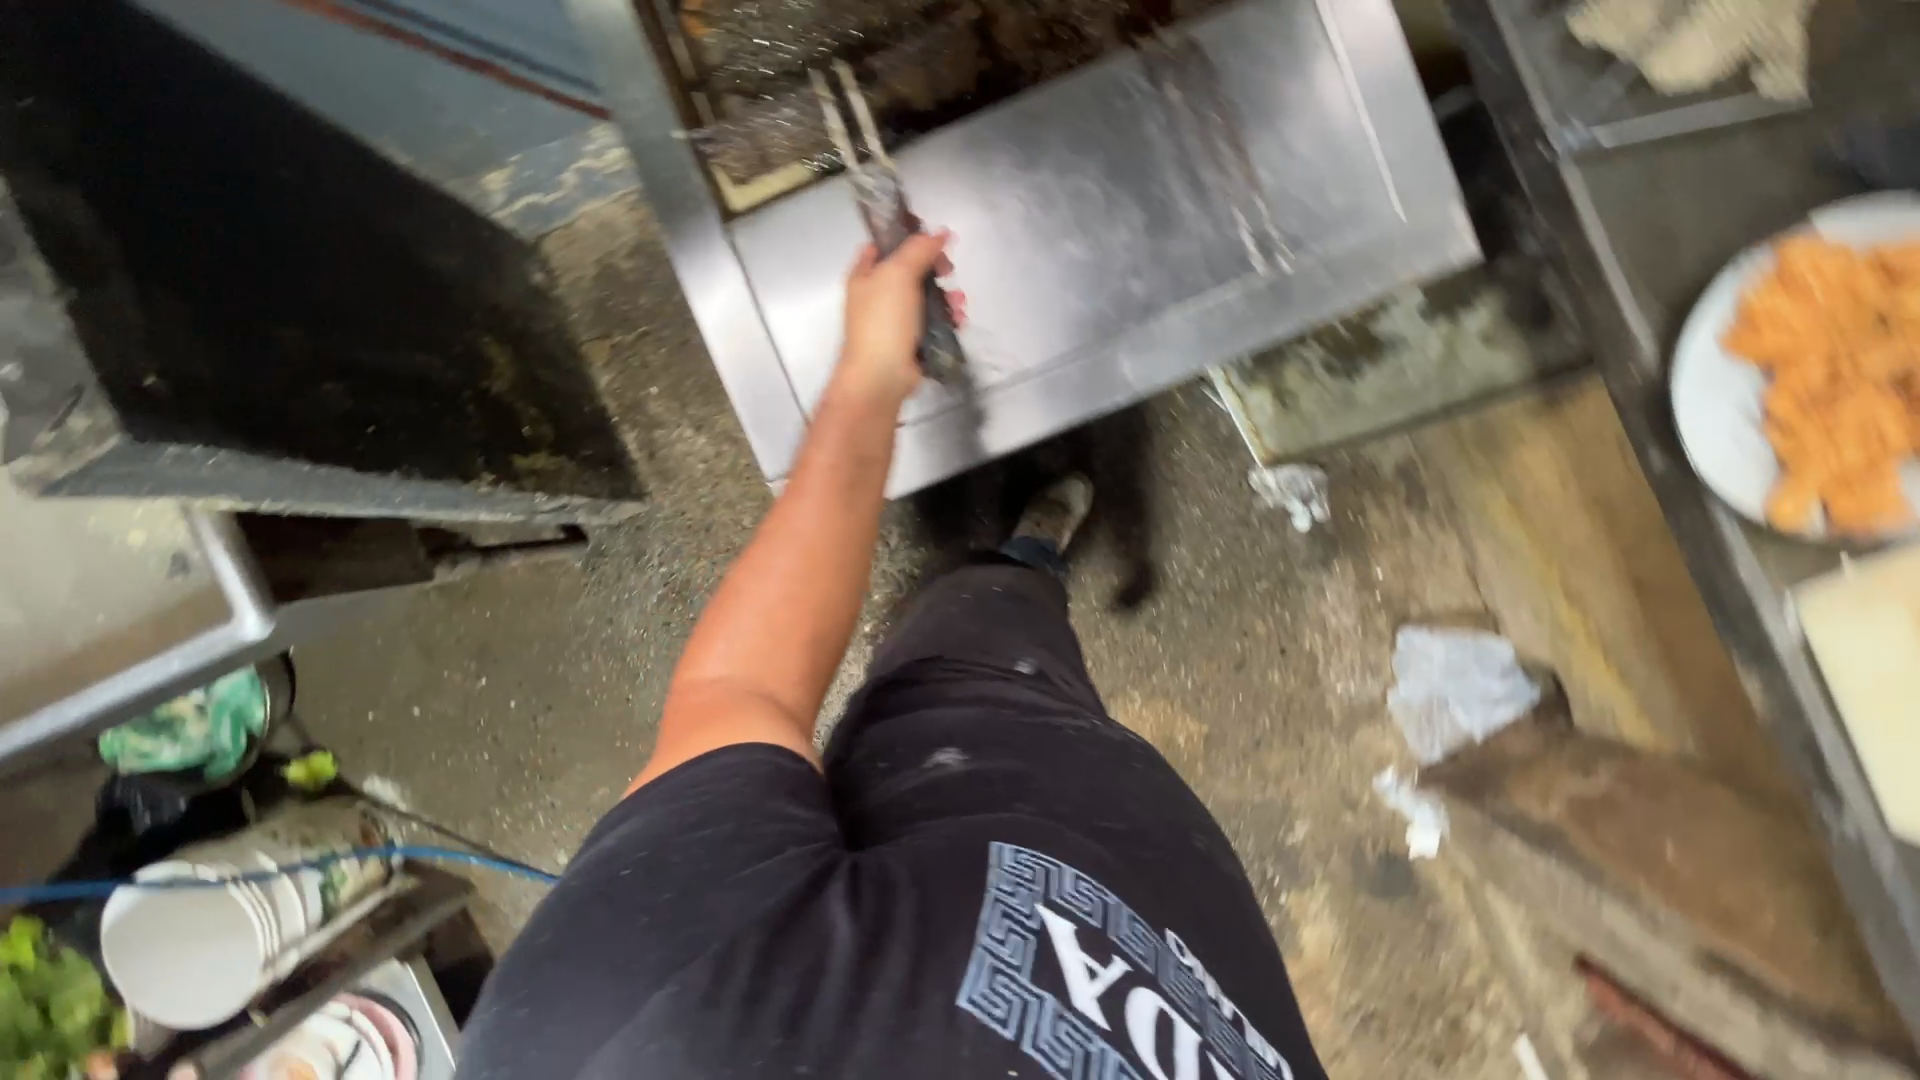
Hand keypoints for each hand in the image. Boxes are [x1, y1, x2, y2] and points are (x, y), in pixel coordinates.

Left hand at [837, 230, 953, 405]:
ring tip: (959, 303)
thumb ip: (919, 249)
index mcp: (864, 274)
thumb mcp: (899, 274)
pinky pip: (932, 322)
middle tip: (949, 271)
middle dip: (935, 269)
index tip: (932, 237)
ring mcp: (893, 320)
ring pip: (926, 297)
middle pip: (911, 270)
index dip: (907, 236)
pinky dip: (947, 319)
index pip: (884, 244)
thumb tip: (941, 233)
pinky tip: (959, 320)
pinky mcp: (910, 341)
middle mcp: (877, 295)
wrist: (881, 376)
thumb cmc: (884, 321)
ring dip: (947, 296)